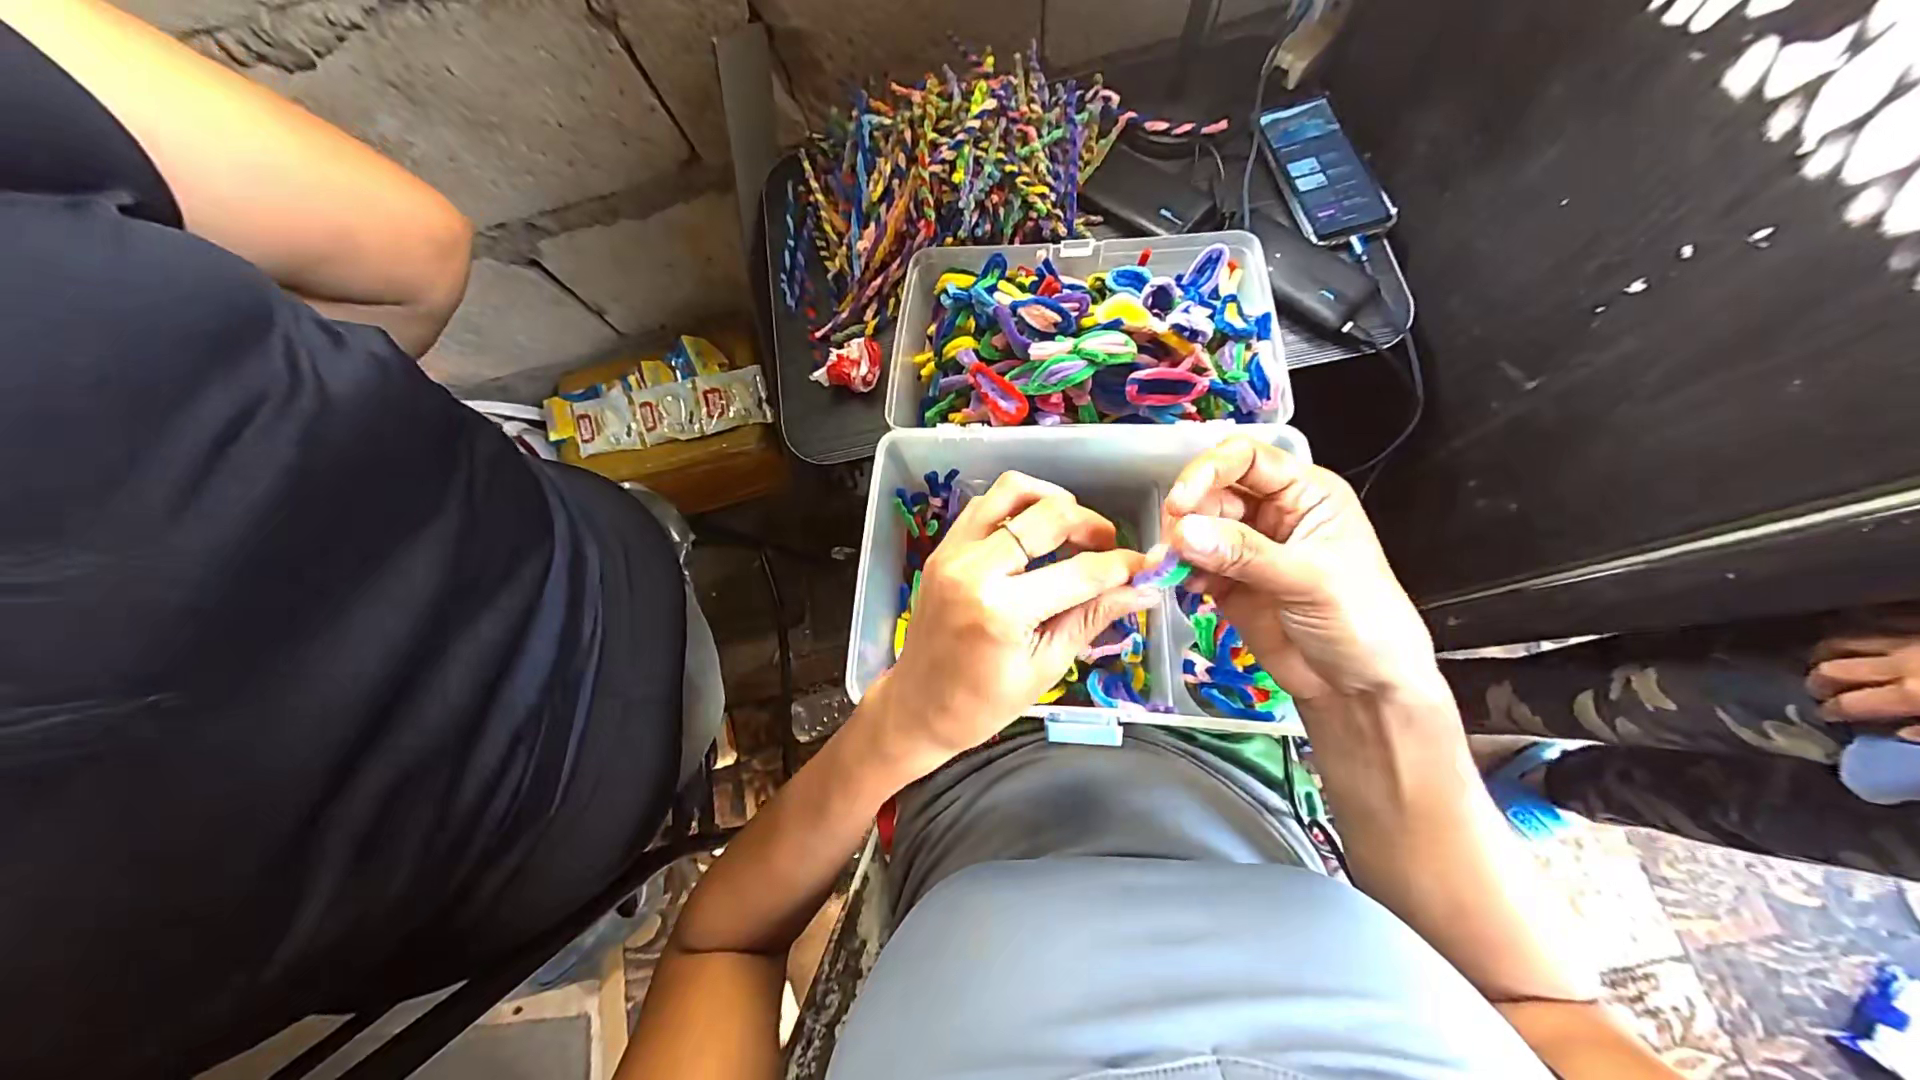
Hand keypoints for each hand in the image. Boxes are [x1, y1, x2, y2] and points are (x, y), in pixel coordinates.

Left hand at [873, 471, 1153, 768]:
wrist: (918, 706)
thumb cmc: (982, 703)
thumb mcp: (1046, 666)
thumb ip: (1093, 617)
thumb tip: (1143, 589)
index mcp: (1002, 611)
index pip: (1080, 572)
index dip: (1122, 566)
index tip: (1144, 565)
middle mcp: (974, 570)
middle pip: (1049, 515)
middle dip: (1092, 525)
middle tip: (1108, 545)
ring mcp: (953, 553)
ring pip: (1012, 491)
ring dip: (1052, 502)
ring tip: (1073, 529)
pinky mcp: (943, 549)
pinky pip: (985, 505)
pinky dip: (1018, 507)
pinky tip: (1036, 532)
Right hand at [1161, 436, 1439, 702]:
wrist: (1358, 688)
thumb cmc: (1362, 622)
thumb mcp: (1310, 579)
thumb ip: (1245, 553)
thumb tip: (1183, 532)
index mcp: (1304, 494)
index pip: (1246, 460)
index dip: (1208, 472)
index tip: (1180, 503)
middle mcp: (1272, 513)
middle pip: (1212, 492)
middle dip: (1187, 515)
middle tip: (1172, 544)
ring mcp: (1246, 548)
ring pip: (1196, 528)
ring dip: (1177, 546)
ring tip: (1169, 569)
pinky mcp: (1227, 581)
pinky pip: (1191, 564)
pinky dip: (1180, 572)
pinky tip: (1186, 587)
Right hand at [1806, 635, 1919, 732]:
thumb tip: (1898, 733)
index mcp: (1913, 695)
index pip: (1848, 704)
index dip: (1829, 711)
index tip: (1824, 715)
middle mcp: (1898, 665)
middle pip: (1832, 670)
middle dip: (1819, 682)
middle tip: (1820, 691)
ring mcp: (1906, 640)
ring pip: (1844, 643)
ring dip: (1828, 655)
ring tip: (1830, 663)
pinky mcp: (1915, 625)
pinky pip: (1875, 625)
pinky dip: (1860, 636)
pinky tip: (1859, 643)